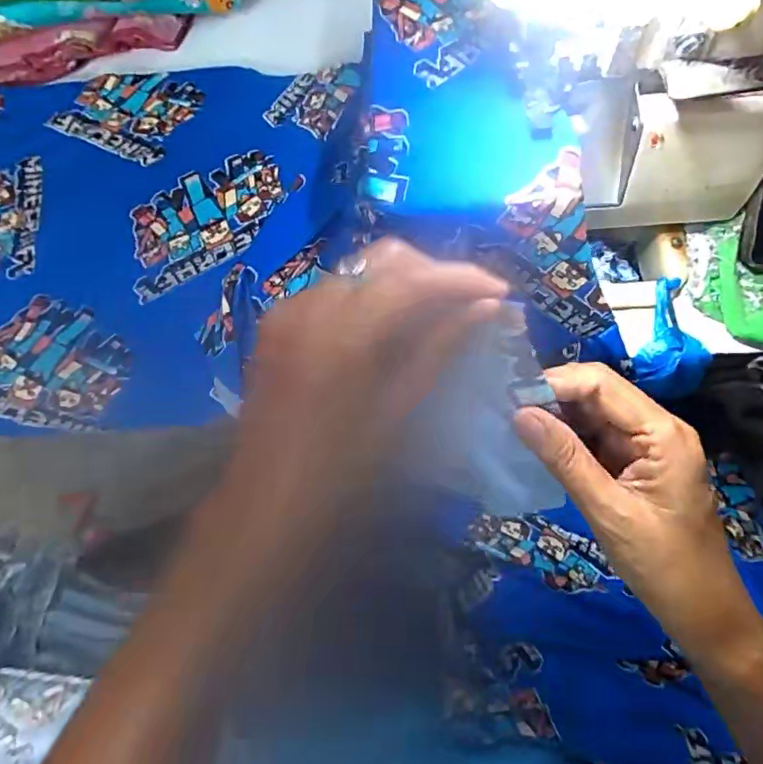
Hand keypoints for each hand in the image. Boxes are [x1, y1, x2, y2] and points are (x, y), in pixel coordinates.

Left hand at [221, 239, 506, 554]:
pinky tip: (387, 323)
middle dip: (431, 272)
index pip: (413, 278)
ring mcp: (287, 309)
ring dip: (400, 281)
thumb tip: (485, 307)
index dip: (461, 278)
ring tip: (435, 309)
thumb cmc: (339, 475)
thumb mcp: (398, 411)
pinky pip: (331, 289)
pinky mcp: (275, 321)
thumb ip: (440, 349)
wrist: (263, 504)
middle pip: (384, 259)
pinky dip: (365, 295)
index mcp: (343, 333)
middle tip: (468, 299)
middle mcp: (311, 305)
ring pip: (358, 269)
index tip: (499, 289)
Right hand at [513, 363, 762, 655]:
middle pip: (598, 392)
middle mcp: (658, 427)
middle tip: (507, 409)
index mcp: (663, 432)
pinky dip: (569, 437)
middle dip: (553, 397)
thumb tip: (520, 414)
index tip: (511, 396)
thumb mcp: (609, 512)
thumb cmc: (664, 566)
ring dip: (557, 416)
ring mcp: (649, 445)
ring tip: (516, 423)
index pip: (600, 384)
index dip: (554, 382)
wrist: (706, 615)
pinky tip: (540, 442)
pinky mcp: (638, 463)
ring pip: (595, 413)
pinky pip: (598, 436)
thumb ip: (565, 459)